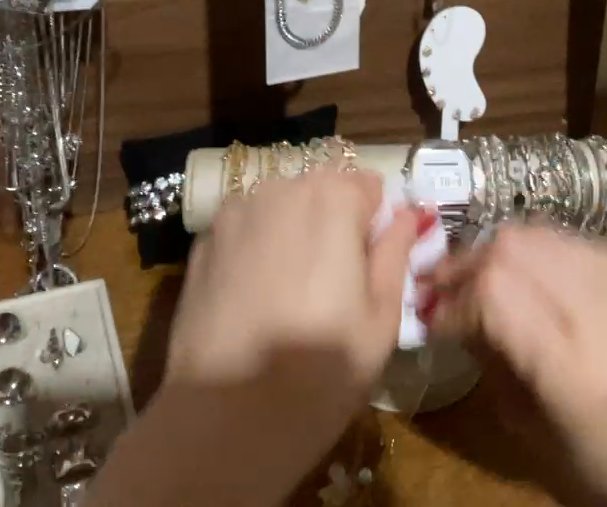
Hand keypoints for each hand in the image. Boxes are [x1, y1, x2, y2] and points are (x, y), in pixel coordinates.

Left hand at [92, 171, 421, 506]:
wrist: (224, 419)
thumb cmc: (321, 371)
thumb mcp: (382, 317)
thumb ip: (396, 251)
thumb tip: (405, 214)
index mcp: (332, 198)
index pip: (370, 187)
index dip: (374, 226)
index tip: (368, 270)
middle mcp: (280, 188)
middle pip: (322, 192)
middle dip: (333, 226)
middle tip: (333, 289)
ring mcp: (235, 212)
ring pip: (282, 209)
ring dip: (293, 234)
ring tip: (290, 297)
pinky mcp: (202, 242)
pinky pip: (247, 231)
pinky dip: (256, 251)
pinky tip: (254, 302)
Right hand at [423, 225, 606, 506]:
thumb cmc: (605, 457)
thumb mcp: (530, 425)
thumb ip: (486, 353)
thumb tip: (441, 304)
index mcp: (580, 369)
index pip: (495, 293)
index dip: (453, 296)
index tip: (431, 312)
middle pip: (513, 247)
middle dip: (467, 262)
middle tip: (443, 282)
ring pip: (538, 232)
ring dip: (499, 252)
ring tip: (480, 276)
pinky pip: (569, 240)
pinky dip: (537, 254)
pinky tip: (531, 279)